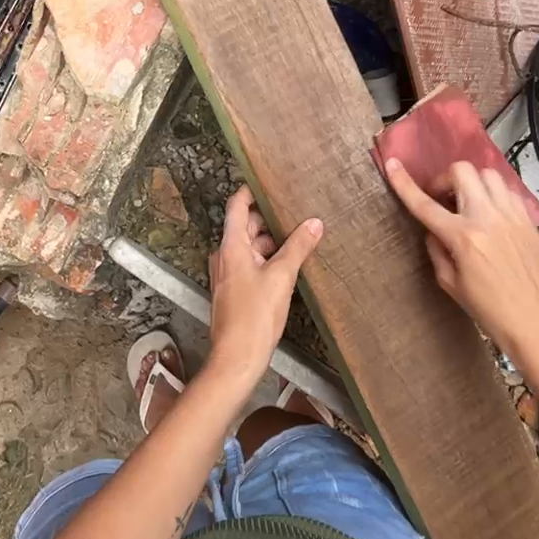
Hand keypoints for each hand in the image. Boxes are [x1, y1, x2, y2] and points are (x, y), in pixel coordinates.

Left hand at [204, 186, 321, 397]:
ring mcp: (227, 274)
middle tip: (294, 210)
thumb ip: (298, 247)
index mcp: (231, 246)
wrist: (237, 357)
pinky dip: (266, 258)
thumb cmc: (255, 316)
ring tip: (297, 236)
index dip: (251, 191)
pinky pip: (249, 264)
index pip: (237, 206)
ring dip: (269, 241)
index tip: (268, 181)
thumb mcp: (281, 277)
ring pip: (249, 247)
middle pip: (245, 226)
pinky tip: (287, 264)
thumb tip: (314, 223)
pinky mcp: (233, 290)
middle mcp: (224, 256)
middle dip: (268, 218)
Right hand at [383, 159, 538, 362]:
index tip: (392, 165)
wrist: (538, 324)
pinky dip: (494, 195)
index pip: (425, 204)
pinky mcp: (529, 221)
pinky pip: (508, 191)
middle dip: (445, 180)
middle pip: (462, 171)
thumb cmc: (490, 311)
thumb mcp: (450, 283)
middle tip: (442, 199)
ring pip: (487, 174)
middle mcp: (488, 219)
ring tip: (468, 204)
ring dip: (471, 183)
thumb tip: (434, 230)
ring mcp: (512, 217)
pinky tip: (490, 215)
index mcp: (464, 238)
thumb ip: (436, 249)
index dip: (404, 183)